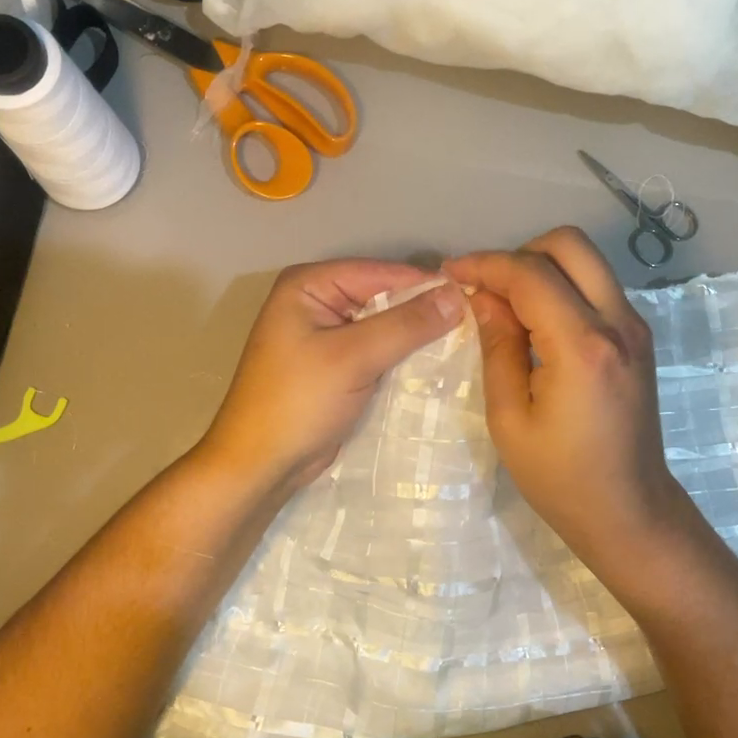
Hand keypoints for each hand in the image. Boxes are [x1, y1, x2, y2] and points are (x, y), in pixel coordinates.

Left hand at [198, 259, 462, 490]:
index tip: (475, 299)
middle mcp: (317, 302)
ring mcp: (327, 337)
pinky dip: (403, 359)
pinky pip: (378, 353)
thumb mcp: (353, 358)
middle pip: (384, 297)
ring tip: (466, 346)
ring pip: (385, 327)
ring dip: (417, 339)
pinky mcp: (337, 368)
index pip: (381, 273)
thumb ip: (406, 324)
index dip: (426, 285)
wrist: (261, 465)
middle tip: (476, 325)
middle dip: (424, 312)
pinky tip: (437, 368)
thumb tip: (457, 295)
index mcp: (310, 285)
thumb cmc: (297, 403)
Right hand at [444, 227, 692, 563]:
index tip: (450, 274)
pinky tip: (536, 325)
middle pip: (570, 244)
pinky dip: (564, 288)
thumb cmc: (561, 478)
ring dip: (544, 268)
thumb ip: (498, 348)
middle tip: (488, 290)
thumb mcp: (510, 419)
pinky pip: (598, 288)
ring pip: (588, 261)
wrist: (629, 511)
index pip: (530, 274)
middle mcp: (618, 323)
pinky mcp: (639, 339)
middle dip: (520, 254)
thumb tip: (484, 297)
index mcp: (582, 346)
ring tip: (508, 307)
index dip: (485, 265)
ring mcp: (636, 328)